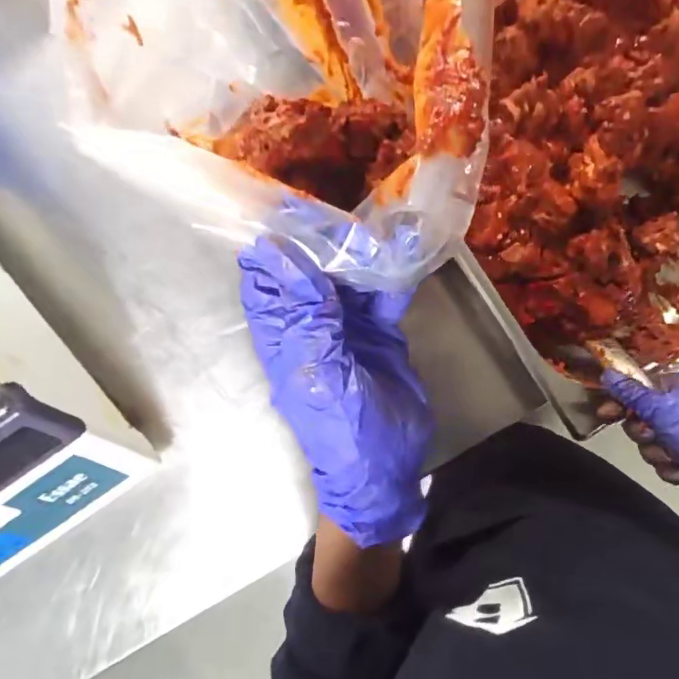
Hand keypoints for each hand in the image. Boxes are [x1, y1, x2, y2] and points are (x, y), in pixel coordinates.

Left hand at [239, 237, 431, 546]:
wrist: (385, 474)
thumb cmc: (345, 435)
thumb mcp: (324, 378)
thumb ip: (306, 318)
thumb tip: (278, 253)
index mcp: (285, 337)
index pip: (269, 277)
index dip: (277, 242)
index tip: (295, 205)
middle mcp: (311, 326)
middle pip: (311, 269)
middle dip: (327, 239)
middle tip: (352, 213)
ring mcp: (347, 330)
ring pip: (349, 277)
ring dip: (364, 252)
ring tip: (384, 224)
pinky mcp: (379, 336)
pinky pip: (383, 297)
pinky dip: (394, 276)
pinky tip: (409, 249)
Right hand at [597, 370, 678, 524]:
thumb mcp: (665, 412)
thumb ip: (633, 395)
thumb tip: (608, 372)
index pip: (638, 388)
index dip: (621, 402)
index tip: (605, 415)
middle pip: (640, 420)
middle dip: (645, 437)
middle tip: (656, 439)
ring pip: (651, 445)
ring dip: (660, 457)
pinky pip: (665, 462)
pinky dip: (672, 470)